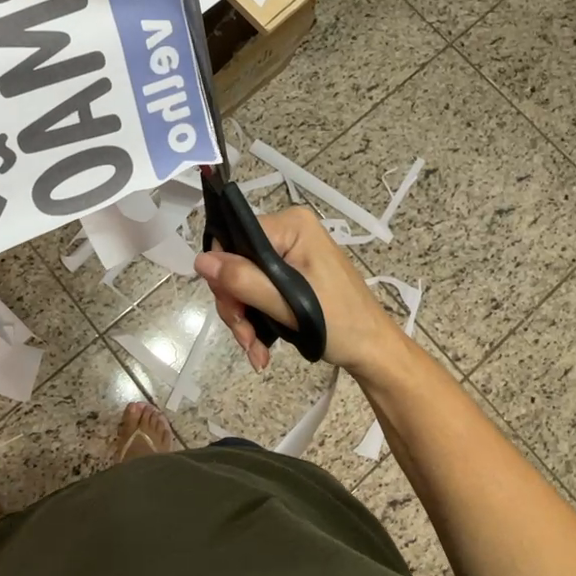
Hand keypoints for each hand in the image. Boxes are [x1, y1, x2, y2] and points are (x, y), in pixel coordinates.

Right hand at [194, 207, 403, 377]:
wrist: (374, 350)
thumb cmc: (341, 323)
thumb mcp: (288, 304)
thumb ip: (243, 280)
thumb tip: (201, 261)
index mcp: (291, 226)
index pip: (235, 238)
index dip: (225, 276)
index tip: (234, 312)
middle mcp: (287, 231)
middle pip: (236, 263)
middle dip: (236, 306)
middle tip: (246, 339)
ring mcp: (289, 253)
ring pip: (243, 281)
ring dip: (244, 318)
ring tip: (255, 350)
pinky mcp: (290, 273)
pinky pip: (258, 289)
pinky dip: (255, 317)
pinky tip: (260, 345)